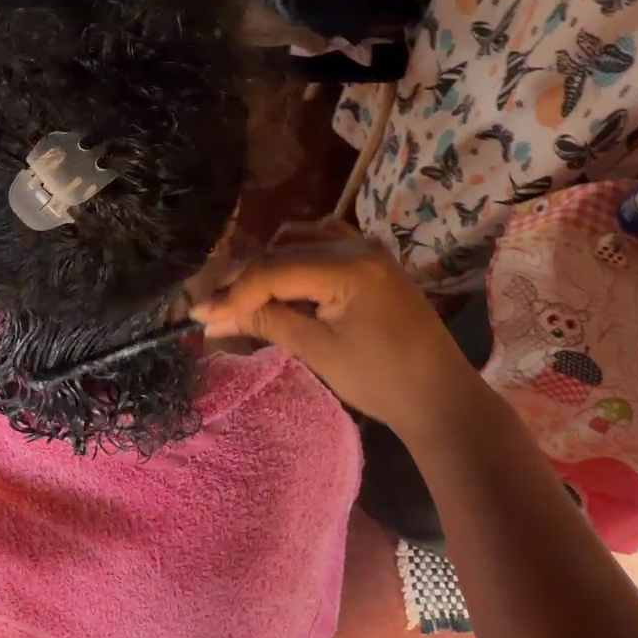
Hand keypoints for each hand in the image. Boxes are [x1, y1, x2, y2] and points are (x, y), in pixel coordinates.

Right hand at [190, 219, 463, 426]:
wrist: (439, 395)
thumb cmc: (381, 380)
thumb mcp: (316, 350)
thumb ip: (265, 322)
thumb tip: (211, 316)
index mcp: (349, 266)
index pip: (273, 269)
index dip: (232, 292)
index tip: (199, 314)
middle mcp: (358, 244)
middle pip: (281, 250)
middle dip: (243, 280)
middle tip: (211, 309)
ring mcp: (367, 248)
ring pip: (297, 241)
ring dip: (265, 266)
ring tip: (241, 299)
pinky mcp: (370, 261)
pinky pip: (320, 245)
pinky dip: (292, 261)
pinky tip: (278, 285)